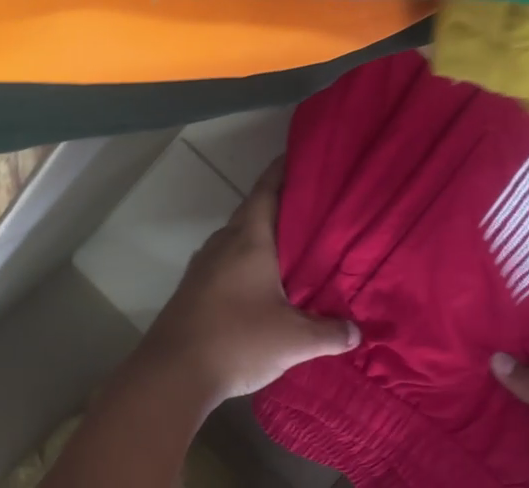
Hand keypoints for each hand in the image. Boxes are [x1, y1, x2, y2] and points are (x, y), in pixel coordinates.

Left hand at [135, 163, 359, 405]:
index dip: (285, 169)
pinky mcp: (194, 287)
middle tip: (314, 207)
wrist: (172, 373)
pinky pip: (227, 260)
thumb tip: (357, 332)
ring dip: (264, 236)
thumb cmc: (236, 340)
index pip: (267, 188)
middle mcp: (224, 241)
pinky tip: (264, 283)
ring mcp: (204, 263)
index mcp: (249, 238)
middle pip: (254, 210)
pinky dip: (248, 260)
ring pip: (240, 237)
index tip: (303, 156)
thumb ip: (329, 332)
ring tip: (294, 246)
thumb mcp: (293, 340)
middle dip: (282, 204)